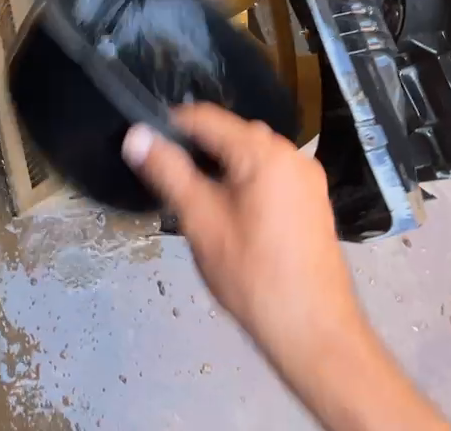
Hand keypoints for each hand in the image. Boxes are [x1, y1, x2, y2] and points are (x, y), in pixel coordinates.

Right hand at [123, 104, 449, 430]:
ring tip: (198, 202)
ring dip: (220, 167)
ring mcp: (307, 177)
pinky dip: (245, 181)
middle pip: (229, 133)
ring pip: (249, 154)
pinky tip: (232, 215)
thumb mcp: (199, 220)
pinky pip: (269, 173)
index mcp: (263, 151)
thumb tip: (135, 135)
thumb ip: (166, 171)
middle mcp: (290, 154)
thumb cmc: (252, 274)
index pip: (204, 117)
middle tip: (171, 182)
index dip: (169, 127)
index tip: (147, 149)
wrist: (315, 333)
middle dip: (197, 151)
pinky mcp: (313, 200)